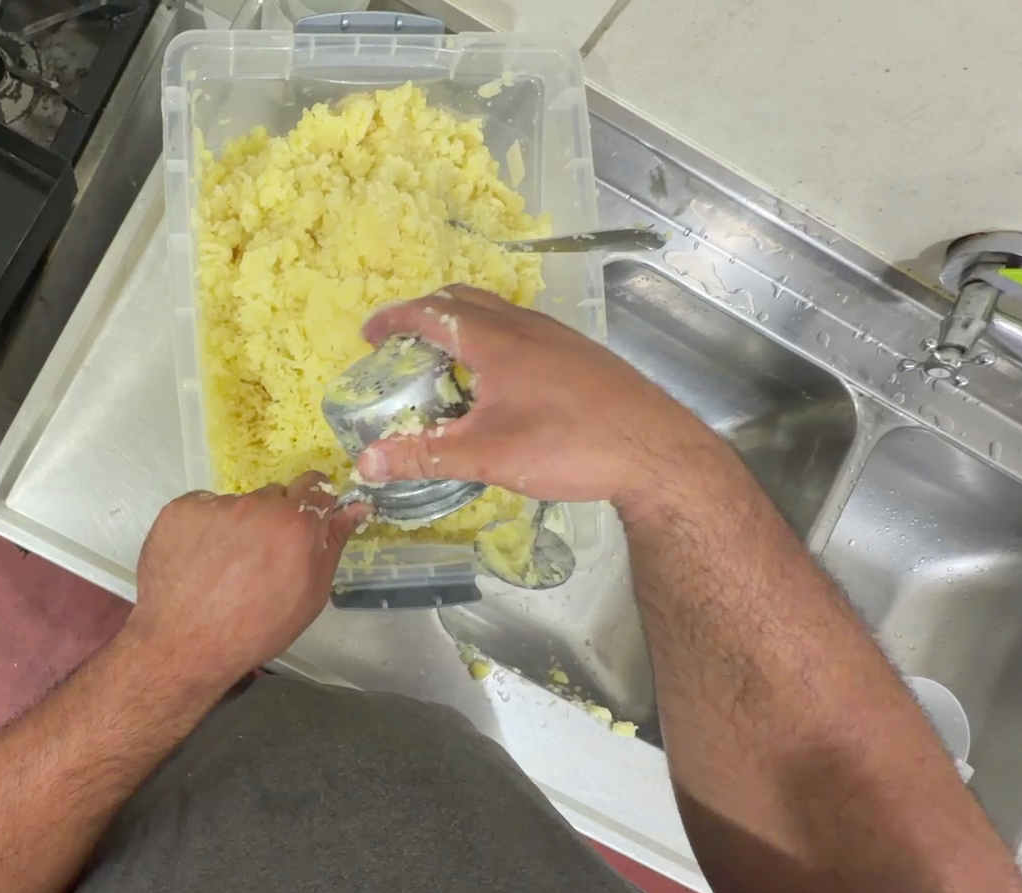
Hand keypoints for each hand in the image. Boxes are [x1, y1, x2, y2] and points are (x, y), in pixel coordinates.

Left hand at [123, 472, 365, 689]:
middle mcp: (257, 505)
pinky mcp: (180, 510)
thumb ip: (332, 544)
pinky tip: (198, 561)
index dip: (311, 506)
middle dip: (272, 520)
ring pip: (236, 505)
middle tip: (258, 559)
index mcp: (296, 524)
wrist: (185, 644)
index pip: (315, 485)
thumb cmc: (256, 629)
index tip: (301, 527)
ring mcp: (215, 505)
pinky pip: (201, 509)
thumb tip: (357, 508)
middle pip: (274, 497)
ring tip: (223, 567)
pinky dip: (202, 528)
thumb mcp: (309, 596)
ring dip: (236, 526)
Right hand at [355, 285, 734, 520]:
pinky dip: (491, 340)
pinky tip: (497, 382)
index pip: (433, 313)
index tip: (369, 334)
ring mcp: (558, 338)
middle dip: (426, 314)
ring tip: (444, 362)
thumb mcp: (486, 456)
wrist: (657, 453)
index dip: (395, 319)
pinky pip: (522, 330)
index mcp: (498, 342)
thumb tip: (365, 464)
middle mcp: (527, 327)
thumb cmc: (568, 446)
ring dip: (461, 325)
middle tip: (403, 343)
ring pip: (497, 313)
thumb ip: (423, 455)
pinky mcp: (579, 356)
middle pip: (465, 299)